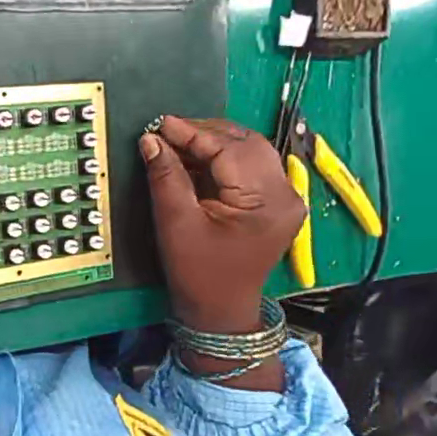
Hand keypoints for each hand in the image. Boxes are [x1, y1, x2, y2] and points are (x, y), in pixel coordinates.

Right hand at [139, 115, 305, 334]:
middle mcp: (285, 194)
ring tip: (178, 142)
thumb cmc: (197, 273)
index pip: (229, 149)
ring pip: (250, 150)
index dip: (192, 133)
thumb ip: (166, 177)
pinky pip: (250, 166)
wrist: (219, 310)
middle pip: (246, 143)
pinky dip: (222, 158)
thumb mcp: (175, 223)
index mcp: (266, 201)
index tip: (159, 124)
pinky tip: (195, 159)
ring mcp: (285, 198)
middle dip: (205, 132)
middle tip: (167, 131)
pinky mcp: (275, 203)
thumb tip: (151, 140)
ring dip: (214, 142)